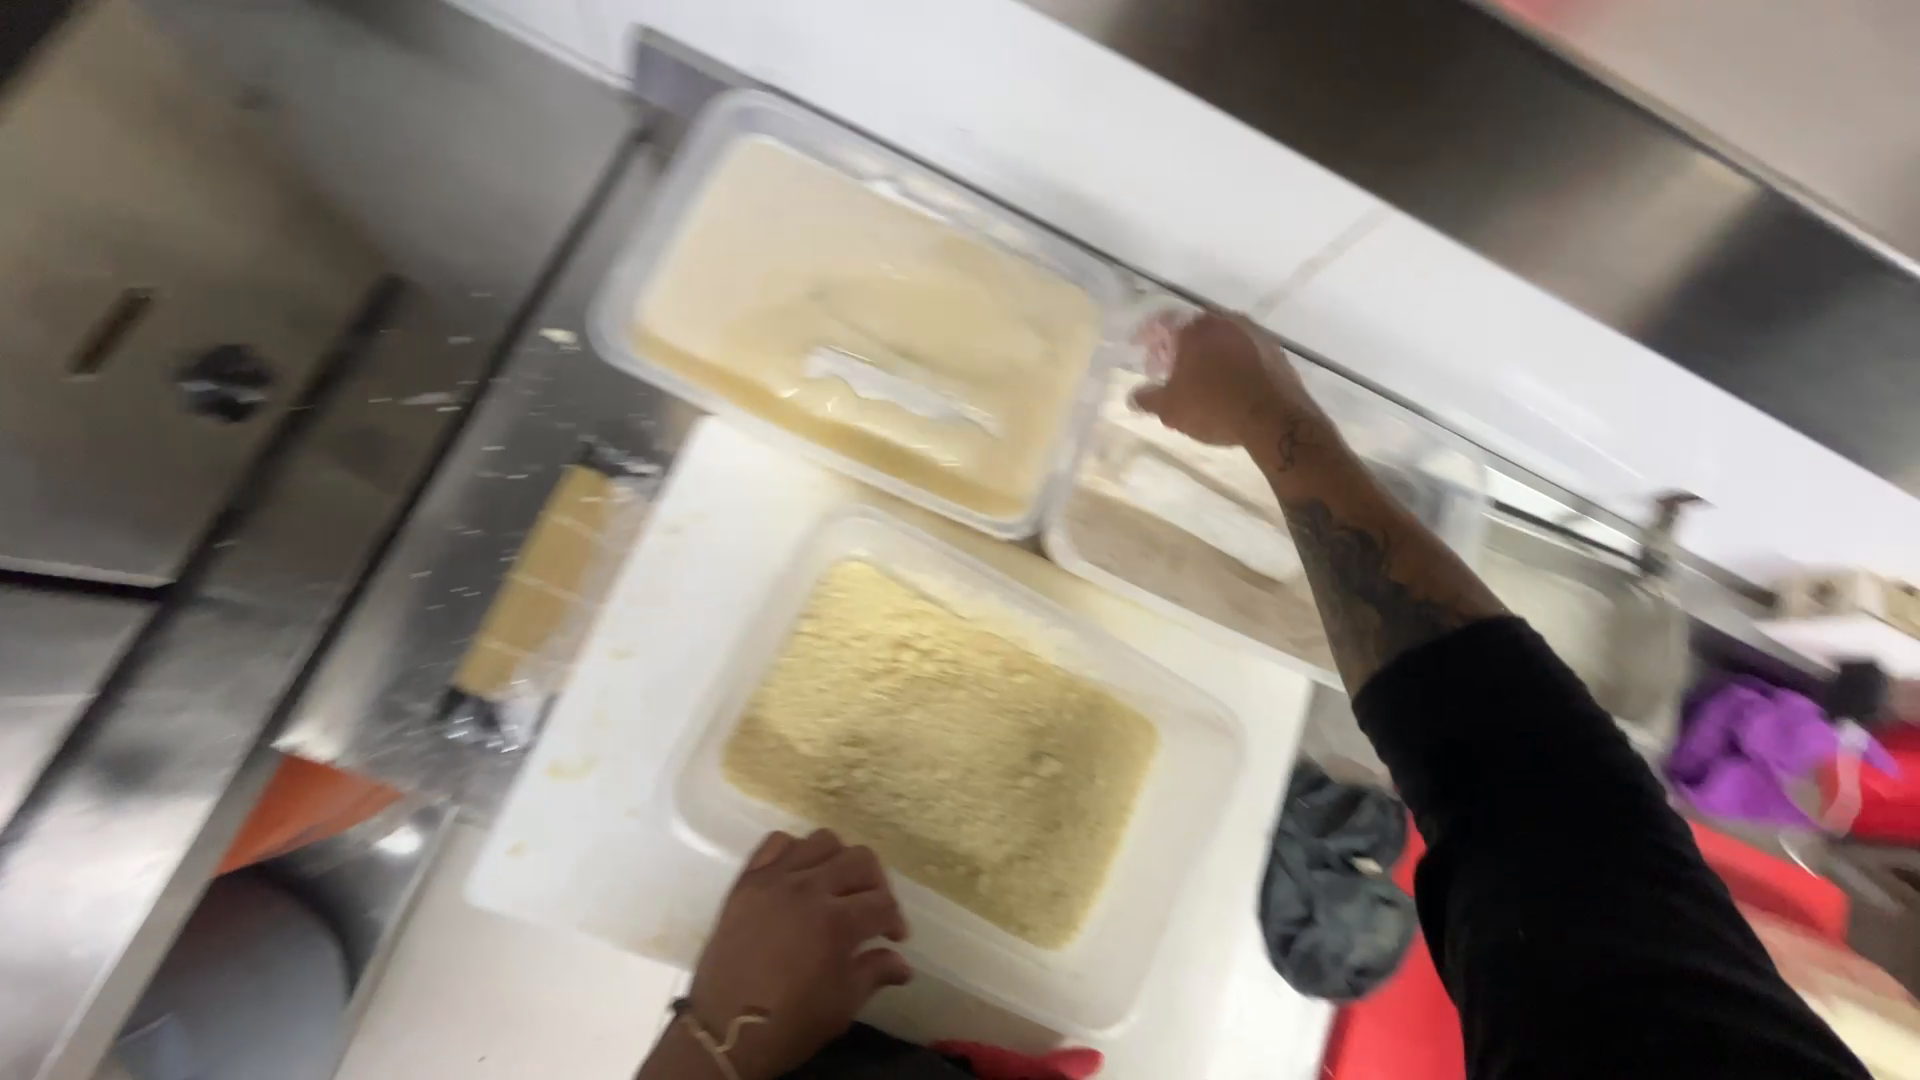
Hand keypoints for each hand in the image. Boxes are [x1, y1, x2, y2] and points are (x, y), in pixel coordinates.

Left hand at [681, 829, 911, 1079]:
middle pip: (860, 859)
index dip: (895, 920)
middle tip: (871, 908)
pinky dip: (794, 851)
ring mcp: (775, 879)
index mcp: (836, 922)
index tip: (894, 937)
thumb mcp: (841, 1007)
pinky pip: (777, 842)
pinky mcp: (747, 879)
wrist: (720, 1032)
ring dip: (838, 860)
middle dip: (876, 883)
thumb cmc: (787, 1024)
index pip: (883, 902)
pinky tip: (799, 875)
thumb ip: (875, 973)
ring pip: (822, 840)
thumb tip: (903, 963)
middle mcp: (809, 888)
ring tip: (836, 885)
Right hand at [1130, 310, 1323, 447]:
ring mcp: (1253, 333)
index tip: (1136, 346)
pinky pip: (1240, 350)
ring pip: (1218, 338)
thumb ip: (1147, 398)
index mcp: (1194, 329)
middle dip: (1173, 346)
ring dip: (1201, 353)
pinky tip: (1223, 383)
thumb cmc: (1213, 407)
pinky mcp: (1273, 351)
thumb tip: (1134, 396)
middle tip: (1161, 367)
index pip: (1162, 322)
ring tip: (1192, 378)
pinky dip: (1226, 361)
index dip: (1145, 334)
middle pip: (1191, 328)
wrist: (1274, 419)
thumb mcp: (1169, 408)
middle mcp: (1224, 321)